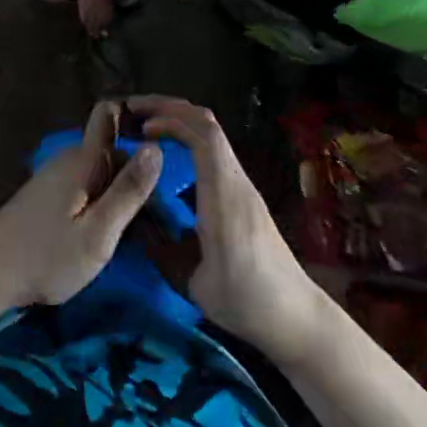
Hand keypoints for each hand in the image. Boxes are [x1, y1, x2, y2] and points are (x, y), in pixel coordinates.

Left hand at [0, 101, 162, 308]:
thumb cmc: (47, 258)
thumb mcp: (98, 233)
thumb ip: (127, 191)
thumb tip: (157, 147)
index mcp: (83, 160)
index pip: (109, 113)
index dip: (137, 112)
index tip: (169, 131)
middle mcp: (68, 159)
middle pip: (113, 147)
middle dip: (140, 166)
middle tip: (170, 203)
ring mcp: (56, 176)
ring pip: (102, 169)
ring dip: (124, 188)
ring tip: (151, 222)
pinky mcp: (49, 195)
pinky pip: (88, 185)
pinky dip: (106, 200)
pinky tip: (117, 229)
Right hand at [129, 95, 324, 357]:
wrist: (297, 319)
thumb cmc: (245, 301)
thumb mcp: (191, 280)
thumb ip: (158, 245)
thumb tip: (129, 217)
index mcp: (224, 195)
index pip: (202, 136)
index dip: (168, 121)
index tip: (138, 129)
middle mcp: (236, 181)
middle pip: (207, 123)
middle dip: (168, 107)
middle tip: (132, 110)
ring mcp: (242, 186)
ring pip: (212, 133)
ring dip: (178, 119)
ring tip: (143, 124)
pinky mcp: (243, 195)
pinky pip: (213, 151)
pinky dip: (187, 138)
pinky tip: (166, 153)